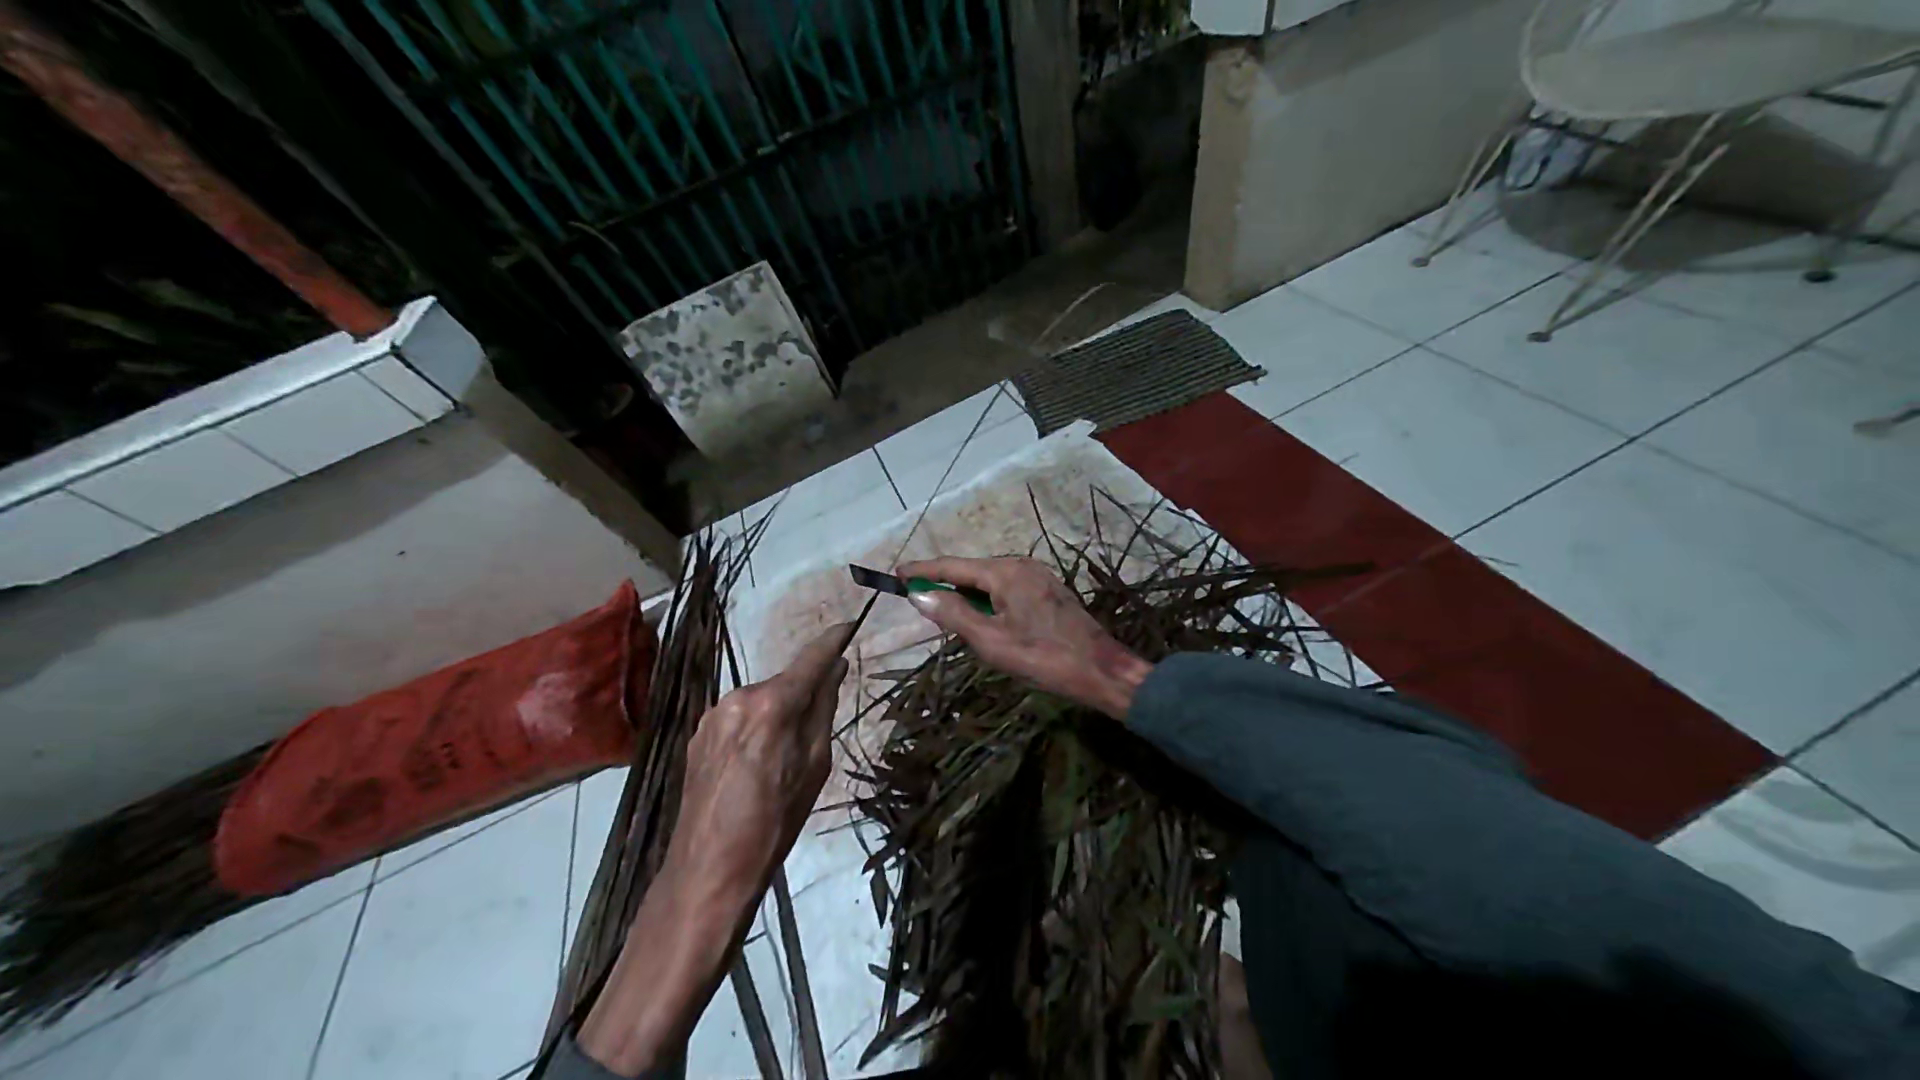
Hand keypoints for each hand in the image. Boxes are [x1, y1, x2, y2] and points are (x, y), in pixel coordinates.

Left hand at [666, 621, 852, 902]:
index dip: (833, 640)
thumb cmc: (776, 820)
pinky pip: (739, 717)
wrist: (709, 866)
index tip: (849, 624)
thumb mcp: (815, 766)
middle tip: (814, 732)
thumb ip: (823, 709)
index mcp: (772, 705)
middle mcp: (739, 698)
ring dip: (777, 713)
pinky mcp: (698, 732)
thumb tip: (835, 669)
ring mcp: (713, 714)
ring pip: (761, 700)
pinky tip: (753, 763)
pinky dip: (755, 726)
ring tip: (779, 758)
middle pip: (784, 683)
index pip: (811, 659)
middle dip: (803, 694)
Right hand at [897, 556, 1152, 719]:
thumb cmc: (1043, 658)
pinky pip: (1006, 589)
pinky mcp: (1047, 591)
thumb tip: (920, 594)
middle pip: (972, 571)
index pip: (953, 566)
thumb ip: (954, 614)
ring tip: (948, 616)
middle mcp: (1021, 565)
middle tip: (920, 602)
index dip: (924, 570)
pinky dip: (987, 601)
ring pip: (989, 581)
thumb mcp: (991, 641)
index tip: (897, 573)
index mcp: (1005, 572)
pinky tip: (982, 620)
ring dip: (967, 596)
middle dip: (945, 585)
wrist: (1100, 670)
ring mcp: (1037, 576)